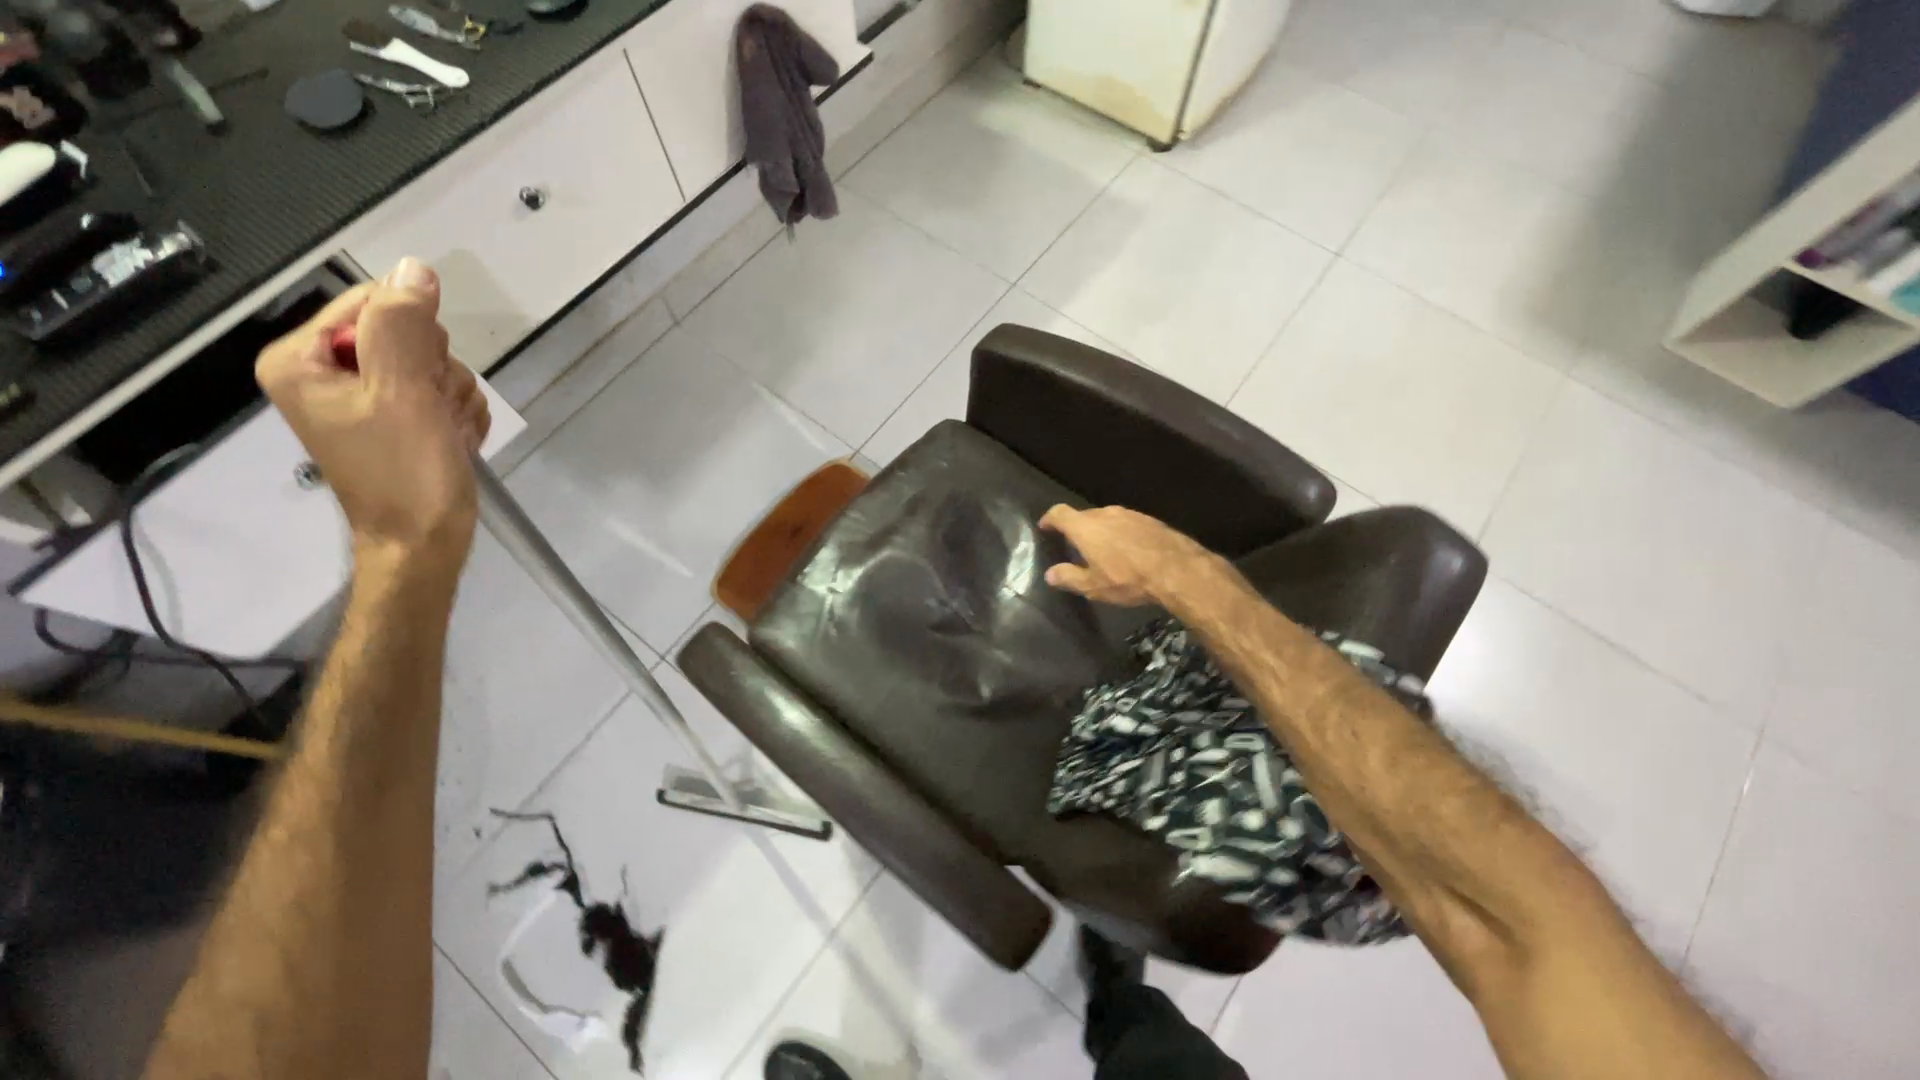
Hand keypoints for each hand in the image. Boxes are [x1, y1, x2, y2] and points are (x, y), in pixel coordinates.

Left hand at [255, 258, 489, 573]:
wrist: (423, 547)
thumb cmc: (405, 476)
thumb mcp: (403, 394)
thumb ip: (403, 326)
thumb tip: (415, 268)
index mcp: (301, 360)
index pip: (372, 303)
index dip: (415, 336)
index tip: (418, 381)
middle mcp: (326, 373)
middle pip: (408, 334)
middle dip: (437, 373)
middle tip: (432, 413)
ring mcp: (366, 398)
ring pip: (434, 365)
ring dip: (454, 400)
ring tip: (444, 436)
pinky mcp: (399, 420)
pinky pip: (443, 394)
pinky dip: (458, 418)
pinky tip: (452, 442)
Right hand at [1038, 504, 1216, 606]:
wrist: (1177, 569)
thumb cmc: (1128, 579)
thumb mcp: (1094, 586)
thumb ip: (1069, 578)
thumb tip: (1050, 574)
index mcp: (1085, 527)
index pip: (1060, 513)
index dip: (1050, 518)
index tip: (1045, 526)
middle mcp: (1105, 513)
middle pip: (1083, 515)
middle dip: (1076, 528)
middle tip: (1075, 545)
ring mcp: (1129, 514)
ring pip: (1107, 518)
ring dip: (1101, 530)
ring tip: (1102, 549)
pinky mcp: (1148, 519)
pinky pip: (1126, 523)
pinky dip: (1120, 533)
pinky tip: (1128, 549)